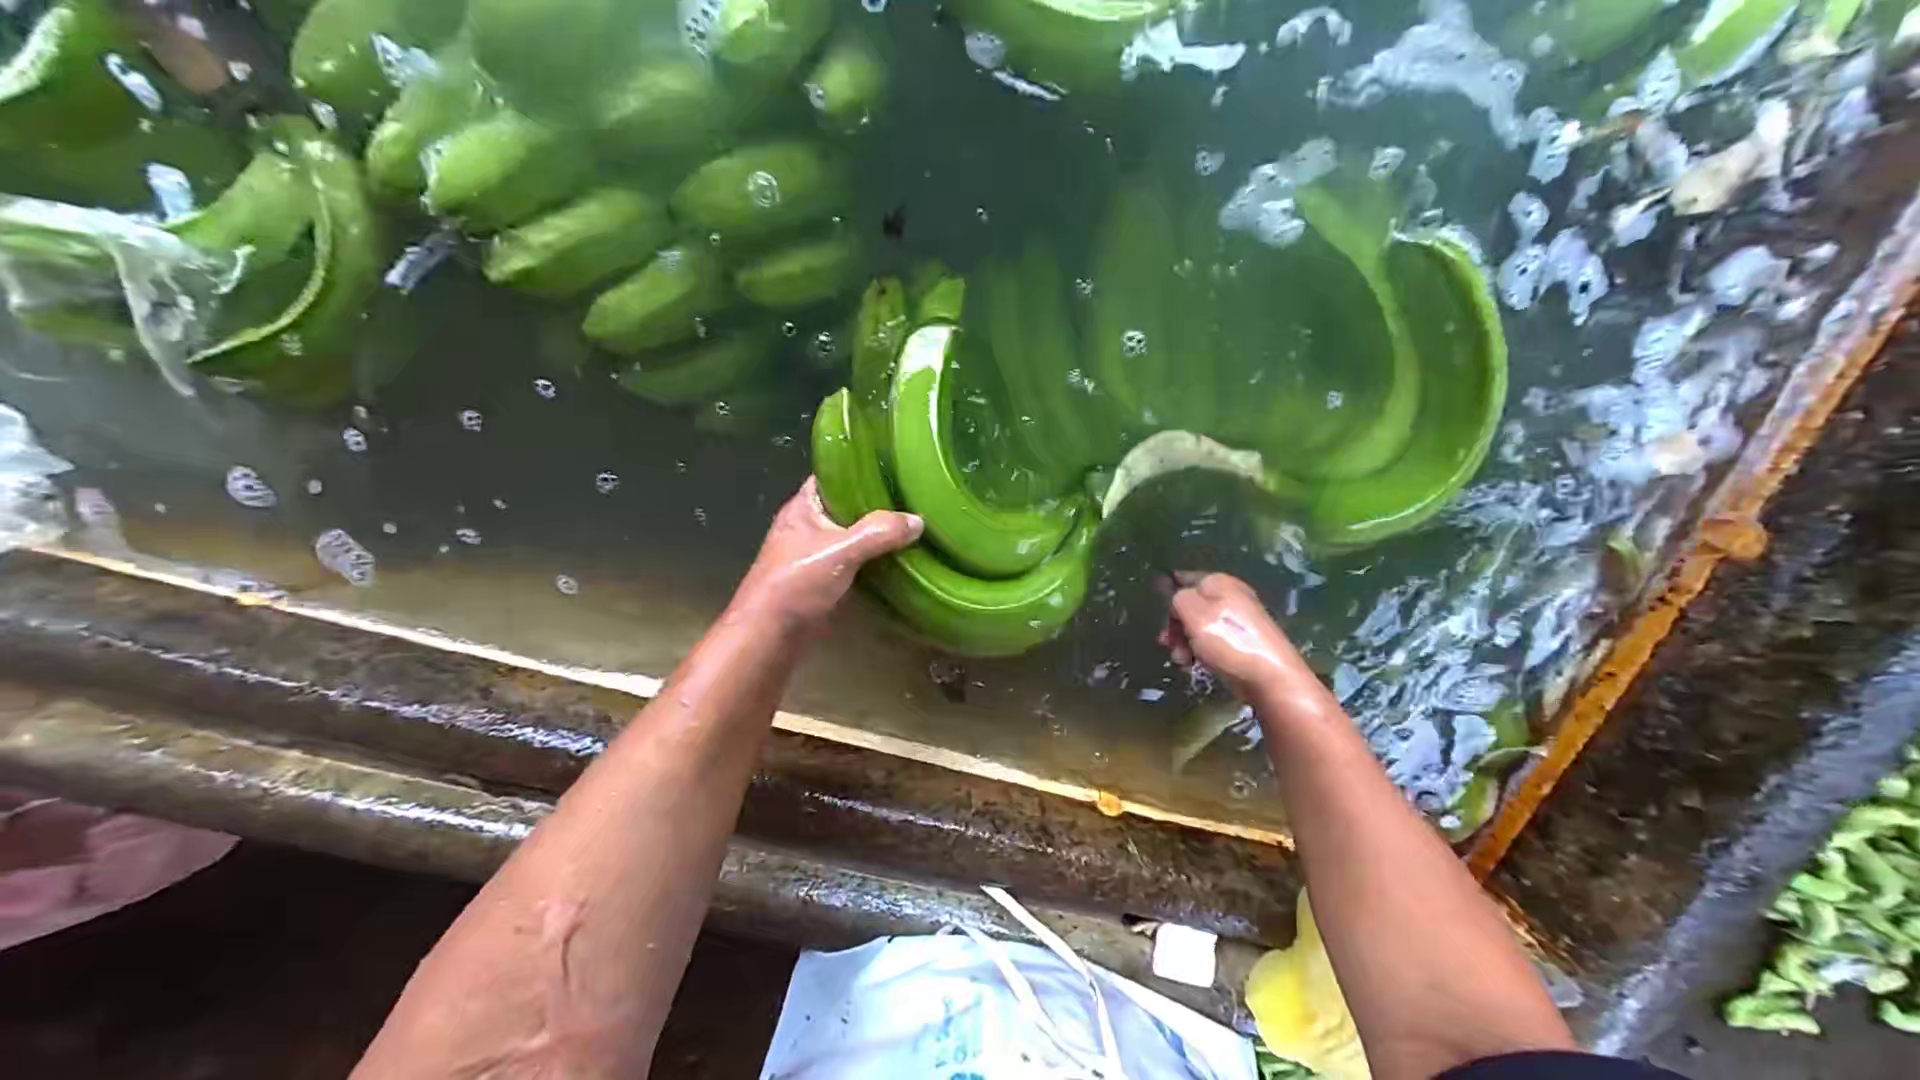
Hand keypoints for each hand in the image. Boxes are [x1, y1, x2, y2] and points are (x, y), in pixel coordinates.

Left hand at [731, 477, 922, 635]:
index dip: (861, 467)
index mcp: (804, 506)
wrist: (772, 634)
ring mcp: (817, 553)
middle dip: (878, 503)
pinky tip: (901, 557)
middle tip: (914, 497)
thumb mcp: (840, 550)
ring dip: (879, 534)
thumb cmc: (796, 582)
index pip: (834, 475)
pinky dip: (876, 559)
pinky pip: (857, 560)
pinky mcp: (826, 578)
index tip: (894, 465)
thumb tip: (917, 521)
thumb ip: (878, 533)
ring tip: (914, 525)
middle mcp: (810, 525)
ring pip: (854, 535)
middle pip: (849, 506)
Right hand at [1160, 573, 1307, 702]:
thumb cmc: (1227, 640)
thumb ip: (1177, 598)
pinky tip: (1194, 665)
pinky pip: (1211, 642)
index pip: (1183, 579)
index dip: (1168, 597)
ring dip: (1184, 642)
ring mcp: (1237, 621)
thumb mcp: (1192, 612)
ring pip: (1198, 627)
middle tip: (1167, 643)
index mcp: (1219, 582)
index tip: (1159, 618)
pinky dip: (1199, 652)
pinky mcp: (1240, 643)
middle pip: (1190, 606)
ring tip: (1181, 660)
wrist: (1270, 677)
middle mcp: (1230, 596)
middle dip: (1175, 625)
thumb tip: (1178, 601)